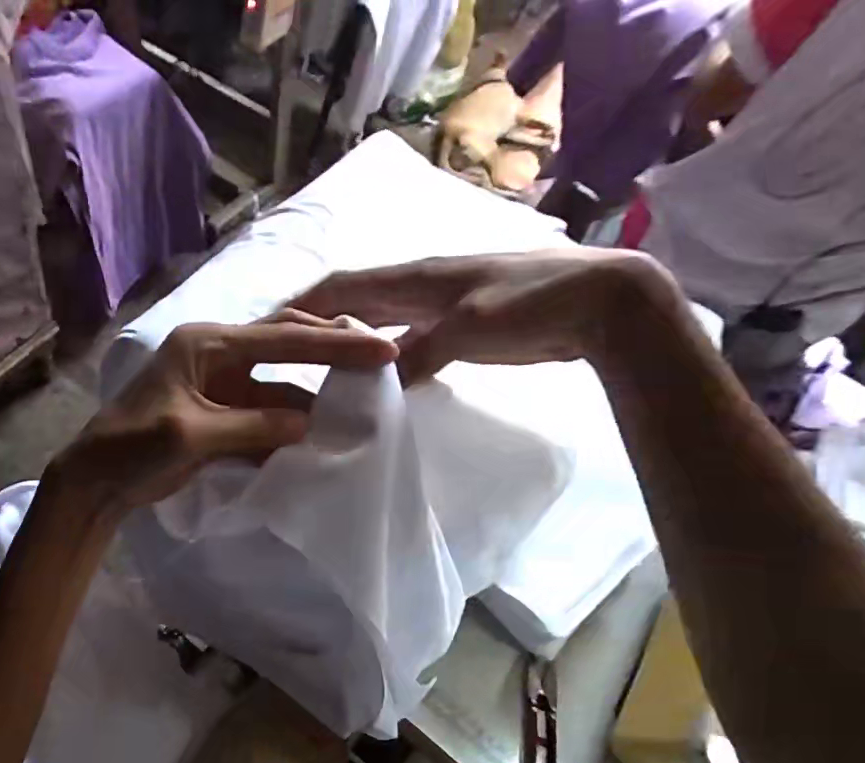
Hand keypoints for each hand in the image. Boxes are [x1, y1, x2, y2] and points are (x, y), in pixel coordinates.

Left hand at [48, 312, 397, 513]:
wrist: (97, 480)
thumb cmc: (133, 447)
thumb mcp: (192, 434)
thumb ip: (253, 425)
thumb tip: (309, 423)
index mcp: (207, 343)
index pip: (281, 338)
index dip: (333, 345)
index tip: (381, 349)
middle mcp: (217, 356)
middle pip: (285, 345)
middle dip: (330, 352)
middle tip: (381, 359)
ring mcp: (219, 386)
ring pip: (278, 383)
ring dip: (312, 395)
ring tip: (357, 403)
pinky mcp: (220, 416)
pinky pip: (264, 414)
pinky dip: (289, 423)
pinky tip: (316, 434)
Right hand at [289, 248, 681, 383]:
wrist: (597, 303)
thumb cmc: (532, 303)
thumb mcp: (469, 327)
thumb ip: (420, 353)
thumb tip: (380, 383)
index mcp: (414, 278)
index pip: (343, 286)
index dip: (304, 303)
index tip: (268, 326)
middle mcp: (417, 289)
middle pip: (354, 301)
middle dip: (317, 322)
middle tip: (284, 353)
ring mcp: (436, 311)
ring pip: (377, 324)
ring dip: (348, 342)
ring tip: (318, 371)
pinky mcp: (455, 332)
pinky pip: (404, 345)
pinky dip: (382, 360)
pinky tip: (375, 381)